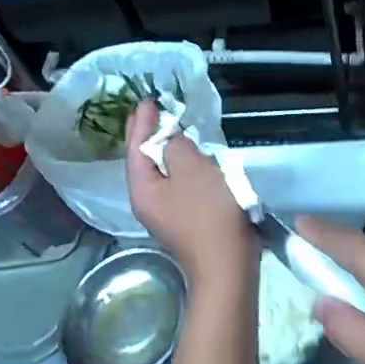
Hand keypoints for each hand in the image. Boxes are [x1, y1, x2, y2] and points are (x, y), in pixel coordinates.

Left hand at [124, 101, 255, 291]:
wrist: (228, 264)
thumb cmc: (208, 212)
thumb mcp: (191, 169)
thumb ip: (176, 146)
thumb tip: (171, 140)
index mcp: (142, 189)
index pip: (136, 148)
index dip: (141, 122)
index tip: (147, 99)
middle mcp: (148, 201)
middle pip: (146, 161)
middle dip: (152, 135)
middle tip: (156, 110)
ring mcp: (167, 213)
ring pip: (165, 173)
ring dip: (172, 150)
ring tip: (178, 128)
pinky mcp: (186, 219)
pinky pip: (181, 184)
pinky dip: (186, 167)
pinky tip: (197, 157)